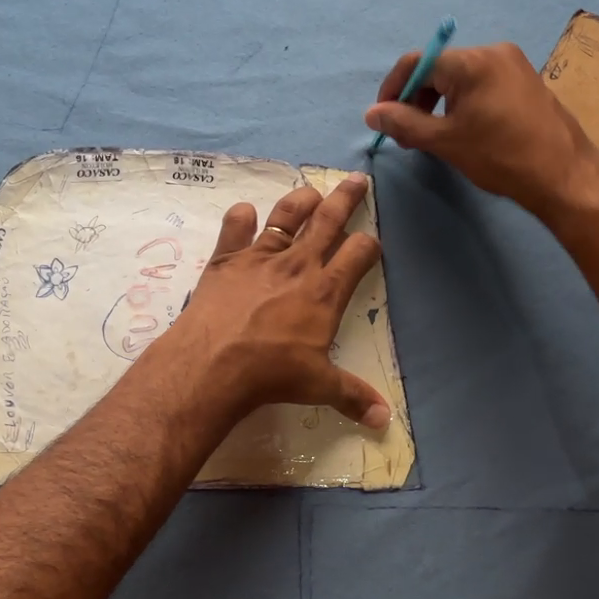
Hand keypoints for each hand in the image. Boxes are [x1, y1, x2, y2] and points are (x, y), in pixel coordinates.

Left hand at [157, 174, 390, 429]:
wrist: (214, 363)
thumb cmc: (272, 373)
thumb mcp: (319, 386)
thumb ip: (353, 396)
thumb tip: (385, 420)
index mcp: (326, 290)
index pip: (359, 253)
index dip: (369, 245)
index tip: (372, 243)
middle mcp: (298, 264)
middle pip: (329, 220)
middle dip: (346, 197)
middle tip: (356, 178)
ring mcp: (260, 256)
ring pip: (286, 214)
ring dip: (300, 199)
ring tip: (310, 191)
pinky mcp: (226, 258)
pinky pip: (235, 225)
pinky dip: (240, 216)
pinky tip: (244, 214)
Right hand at [364, 42, 598, 223]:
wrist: (564, 176)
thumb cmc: (500, 156)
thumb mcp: (444, 141)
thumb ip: (403, 123)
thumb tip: (372, 114)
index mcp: (471, 61)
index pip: (416, 62)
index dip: (392, 89)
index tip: (383, 120)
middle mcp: (493, 52)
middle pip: (438, 68)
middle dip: (416, 99)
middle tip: (407, 136)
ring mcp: (513, 65)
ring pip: (459, 77)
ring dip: (437, 103)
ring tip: (432, 137)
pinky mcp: (525, 81)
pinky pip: (481, 84)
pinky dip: (462, 103)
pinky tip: (462, 131)